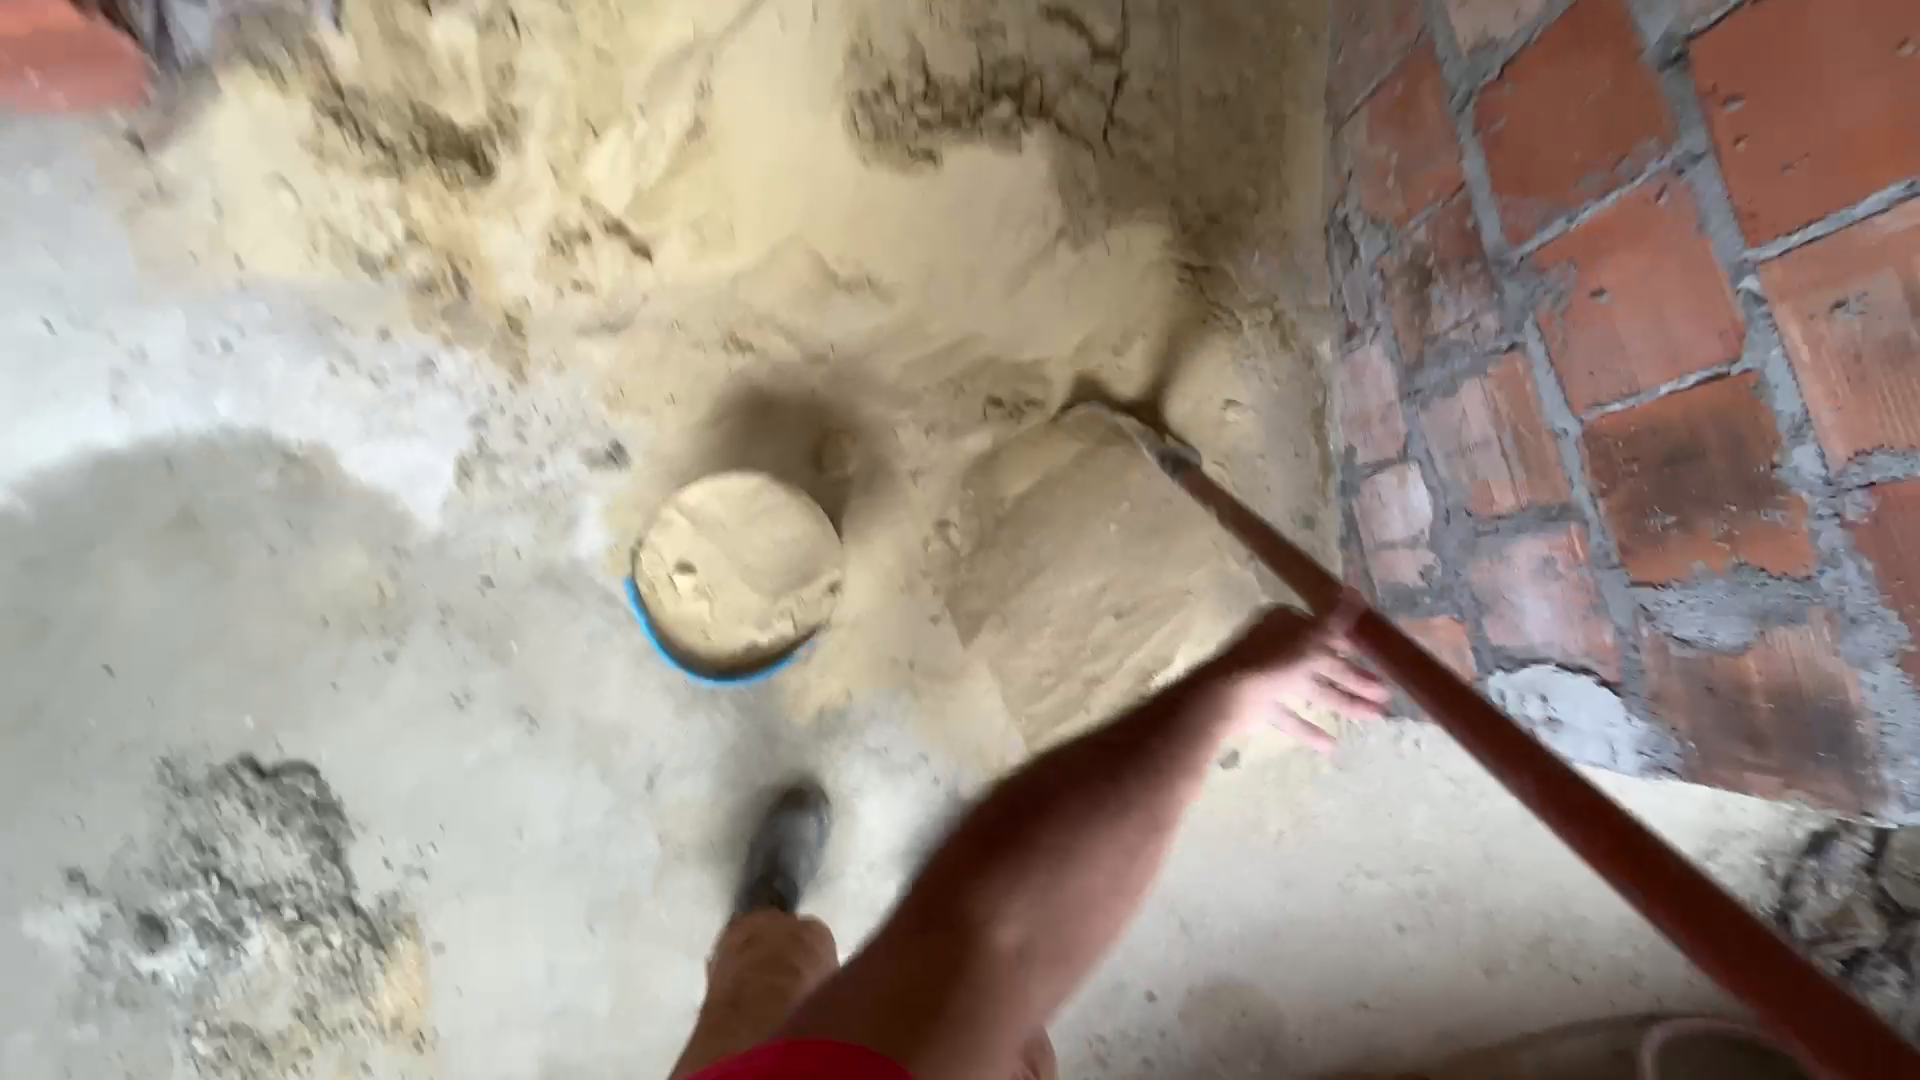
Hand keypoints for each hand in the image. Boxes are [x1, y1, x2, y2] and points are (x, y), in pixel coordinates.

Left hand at [1208, 601, 1390, 750]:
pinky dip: (1308, 729)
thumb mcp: (1310, 637)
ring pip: (1310, 689)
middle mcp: (1275, 648)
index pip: (1320, 630)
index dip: (1346, 642)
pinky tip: (1331, 745)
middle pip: (1320, 662)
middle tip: (1385, 694)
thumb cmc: (1273, 662)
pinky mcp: (1259, 705)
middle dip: (1353, 677)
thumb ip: (1334, 619)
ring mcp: (1266, 677)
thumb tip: (1353, 591)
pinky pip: (1289, 716)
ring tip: (1376, 716)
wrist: (1229, 696)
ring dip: (1342, 701)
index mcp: (1284, 625)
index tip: (1372, 657)